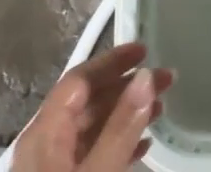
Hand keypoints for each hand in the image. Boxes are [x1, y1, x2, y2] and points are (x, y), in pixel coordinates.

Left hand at [13, 43, 173, 171]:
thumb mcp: (97, 169)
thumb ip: (120, 127)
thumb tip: (146, 76)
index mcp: (44, 133)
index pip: (79, 80)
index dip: (112, 61)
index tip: (146, 50)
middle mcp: (44, 144)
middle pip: (87, 102)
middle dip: (127, 86)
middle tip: (166, 79)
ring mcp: (51, 167)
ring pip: (93, 127)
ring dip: (127, 114)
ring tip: (161, 107)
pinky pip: (92, 152)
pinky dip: (118, 142)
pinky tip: (143, 143)